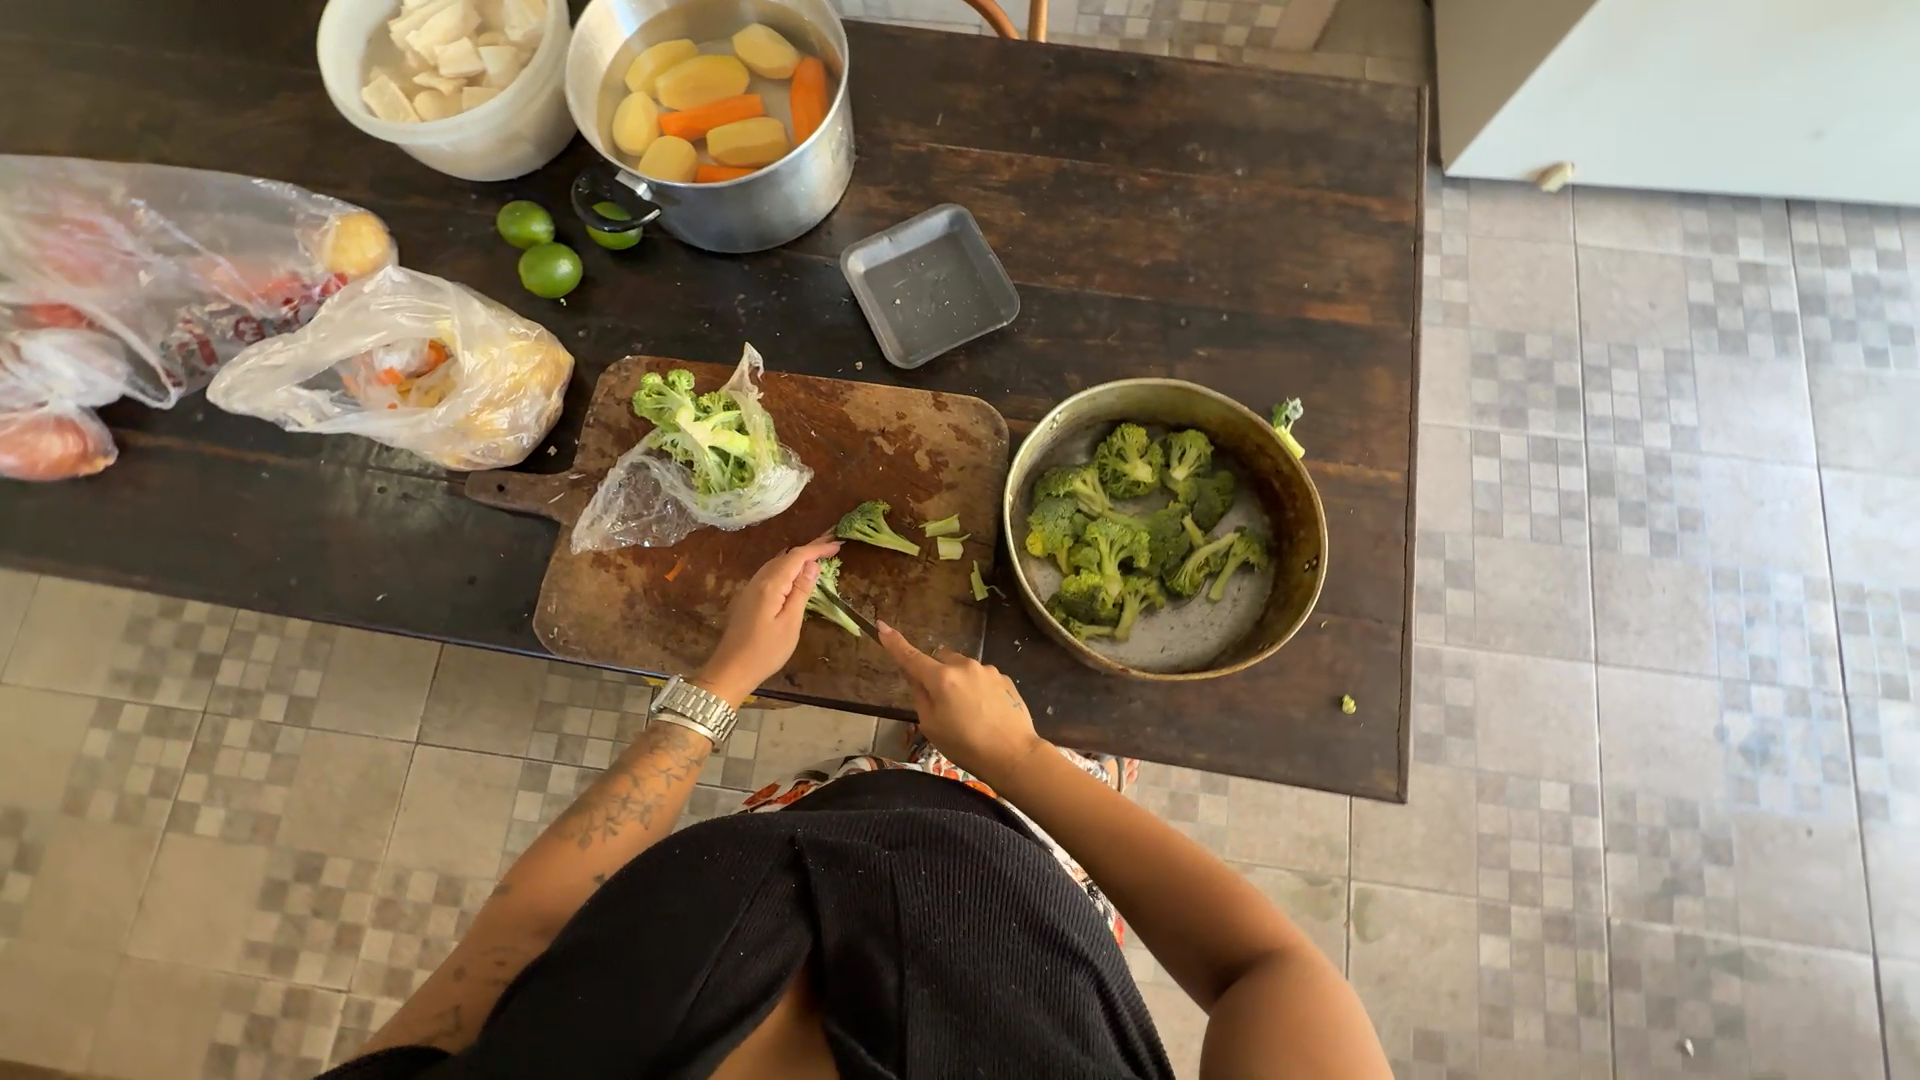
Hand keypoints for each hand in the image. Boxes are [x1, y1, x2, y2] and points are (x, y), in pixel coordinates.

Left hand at [694, 539, 841, 706]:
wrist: (731, 670)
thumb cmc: (765, 651)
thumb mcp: (790, 623)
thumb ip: (801, 592)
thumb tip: (812, 565)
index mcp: (771, 585)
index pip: (796, 557)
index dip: (817, 548)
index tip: (837, 544)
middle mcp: (759, 581)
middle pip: (786, 556)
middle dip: (809, 549)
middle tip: (832, 545)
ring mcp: (751, 588)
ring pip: (777, 563)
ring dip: (798, 557)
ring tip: (818, 556)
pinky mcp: (749, 598)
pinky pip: (771, 573)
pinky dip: (787, 568)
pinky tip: (795, 573)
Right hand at [877, 622, 1047, 786]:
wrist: (1013, 754)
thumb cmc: (965, 745)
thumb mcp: (931, 726)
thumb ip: (920, 696)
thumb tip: (916, 677)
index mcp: (941, 678)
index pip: (911, 656)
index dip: (894, 643)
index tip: (882, 626)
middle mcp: (964, 666)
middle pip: (940, 659)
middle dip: (936, 673)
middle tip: (940, 702)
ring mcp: (987, 670)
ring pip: (963, 667)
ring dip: (958, 681)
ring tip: (968, 712)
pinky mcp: (1004, 678)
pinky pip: (982, 677)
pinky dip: (977, 688)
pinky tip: (985, 712)